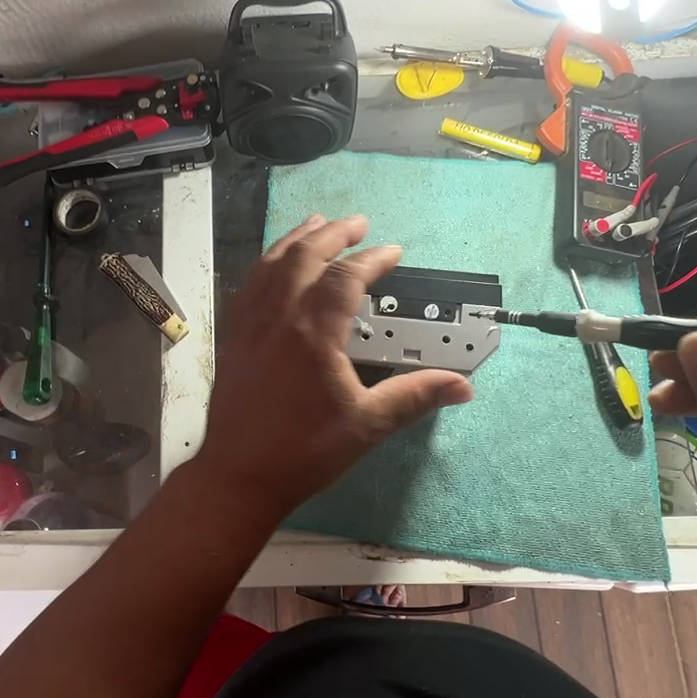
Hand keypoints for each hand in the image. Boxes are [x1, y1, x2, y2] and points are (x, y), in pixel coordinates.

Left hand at [189, 215, 473, 524]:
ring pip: (270, 264)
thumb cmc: (304, 451)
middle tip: (356, 222)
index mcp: (313, 333)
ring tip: (315, 224)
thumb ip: (414, 397)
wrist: (239, 475)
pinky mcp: (234, 336)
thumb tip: (462, 385)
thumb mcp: (367, 425)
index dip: (372, 259)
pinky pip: (249, 284)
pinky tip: (274, 265)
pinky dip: (267, 264)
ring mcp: (250, 324)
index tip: (393, 251)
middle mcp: (278, 317)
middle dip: (332, 234)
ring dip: (296, 239)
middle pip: (304, 257)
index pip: (345, 278)